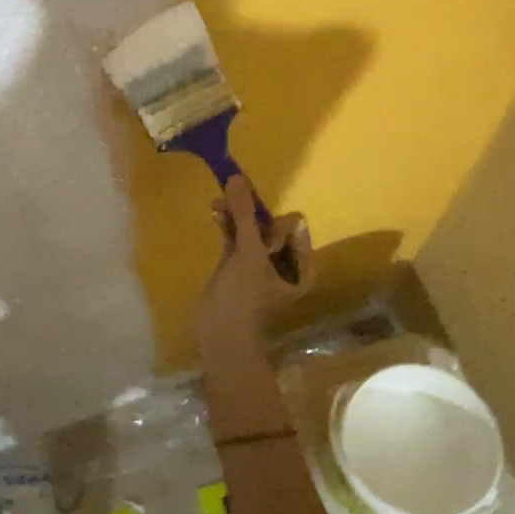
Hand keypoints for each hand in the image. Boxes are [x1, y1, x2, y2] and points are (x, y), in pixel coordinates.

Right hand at [196, 175, 313, 353]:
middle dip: (251, 212)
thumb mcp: (248, 254)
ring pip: (251, 231)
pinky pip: (237, 240)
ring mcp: (259, 266)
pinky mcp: (238, 269)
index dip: (272, 217)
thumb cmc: (243, 297)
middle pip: (271, 225)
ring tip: (217, 204)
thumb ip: (245, 216)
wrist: (221, 336)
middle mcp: (284, 263)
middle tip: (229, 198)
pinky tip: (214, 214)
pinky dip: (228, 227)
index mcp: (300, 264)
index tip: (251, 216)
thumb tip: (237, 177)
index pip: (293, 225)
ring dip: (237, 215)